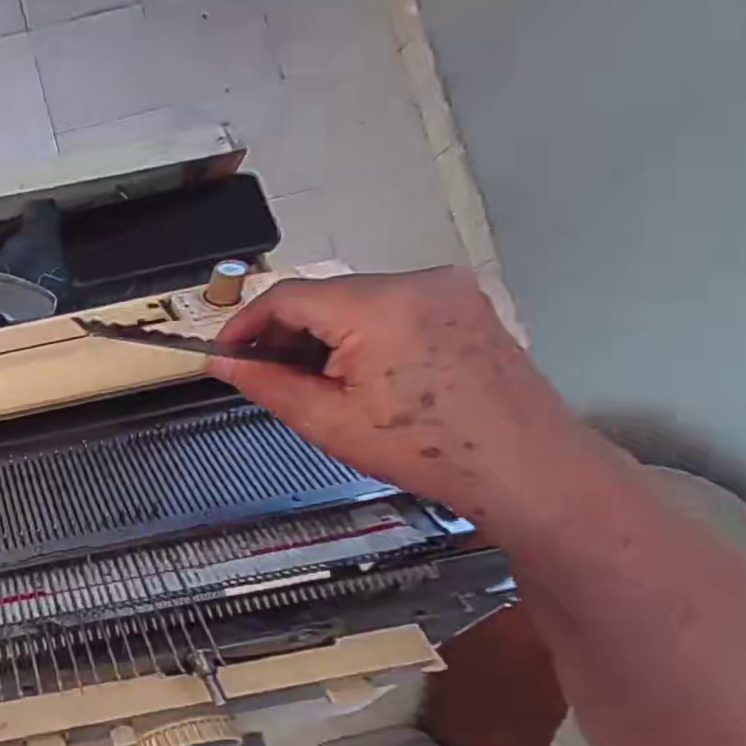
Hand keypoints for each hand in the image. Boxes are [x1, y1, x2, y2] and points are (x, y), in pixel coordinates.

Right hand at [209, 267, 603, 525]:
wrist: (520, 463)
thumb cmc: (428, 449)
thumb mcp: (327, 421)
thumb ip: (268, 384)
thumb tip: (225, 365)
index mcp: (377, 307)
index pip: (286, 296)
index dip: (245, 324)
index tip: (227, 351)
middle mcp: (415, 282)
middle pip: (322, 294)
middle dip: (286, 334)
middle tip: (267, 376)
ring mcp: (444, 287)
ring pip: (355, 300)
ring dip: (323, 334)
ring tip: (318, 383)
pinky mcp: (461, 301)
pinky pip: (390, 305)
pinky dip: (360, 332)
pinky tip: (359, 374)